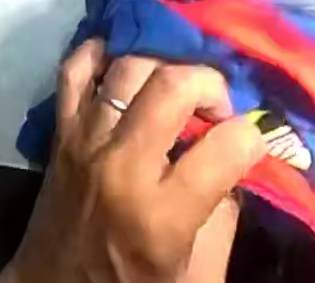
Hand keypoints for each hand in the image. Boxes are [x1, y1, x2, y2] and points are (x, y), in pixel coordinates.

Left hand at [0, 39, 266, 282]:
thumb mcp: (199, 274)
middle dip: (208, 83)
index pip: (222, 150)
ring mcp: (85, 139)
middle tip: (217, 105)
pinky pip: (75, 68)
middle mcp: (121, 167)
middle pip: (171, 87)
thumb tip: (236, 152)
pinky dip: (99, 53)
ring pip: (128, 67)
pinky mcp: (60, 128)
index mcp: (161, 218)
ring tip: (176, 85)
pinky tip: (123, 62)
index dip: (251, 136)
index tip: (254, 136)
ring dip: (162, 65)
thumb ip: (223, 212)